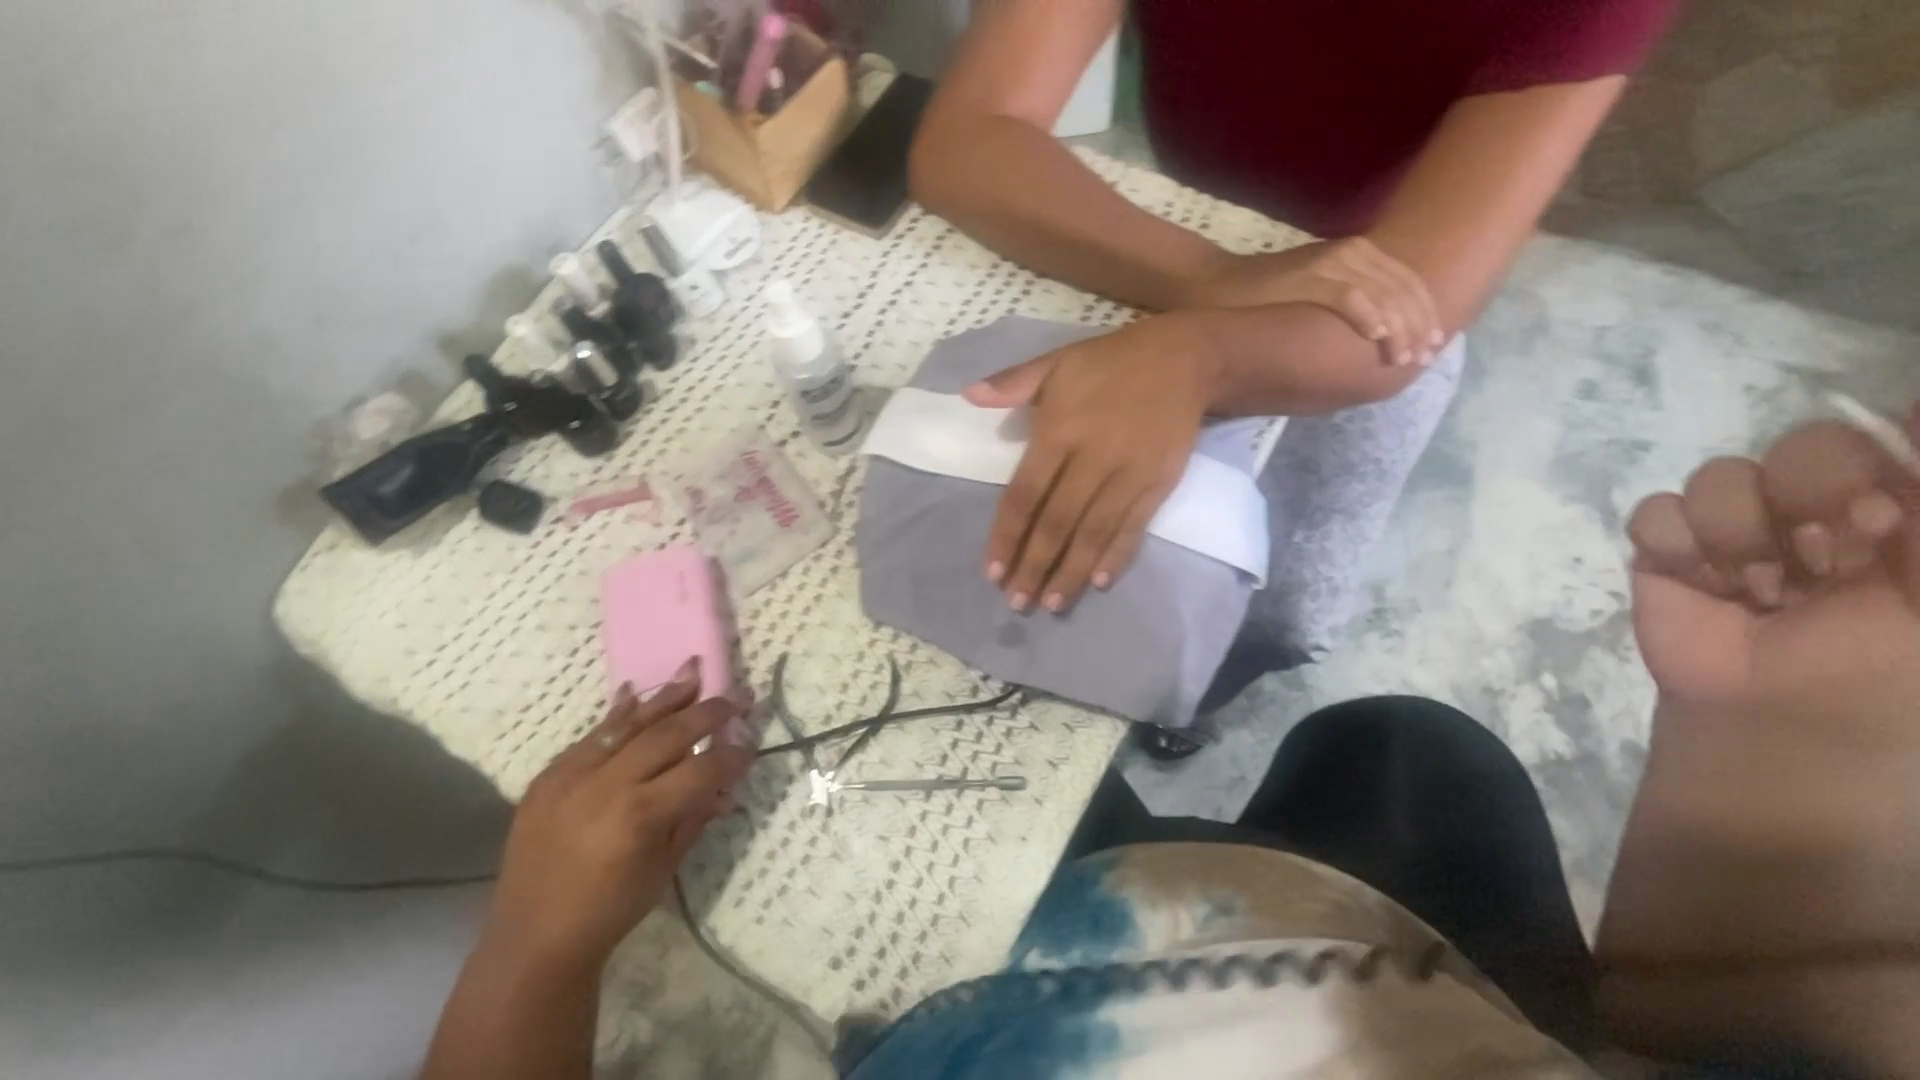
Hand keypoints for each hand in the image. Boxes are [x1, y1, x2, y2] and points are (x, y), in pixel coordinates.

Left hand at [484, 659, 754, 968]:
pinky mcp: (549, 775)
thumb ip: (694, 818)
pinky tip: (635, 693)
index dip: (731, 756)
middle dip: (706, 713)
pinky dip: (617, 715)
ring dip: (664, 699)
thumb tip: (725, 788)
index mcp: (640, 815)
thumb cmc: (609, 910)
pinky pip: (591, 736)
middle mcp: (606, 785)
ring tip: (692, 672)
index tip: (751, 744)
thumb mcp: (663, 867)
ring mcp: (572, 775)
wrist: (533, 936)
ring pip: (627, 724)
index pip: (700, 771)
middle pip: (667, 735)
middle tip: (734, 698)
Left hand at [965, 313, 1218, 612]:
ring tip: (1053, 604)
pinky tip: (1101, 582)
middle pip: (1057, 523)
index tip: (993, 570)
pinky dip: (1117, 555)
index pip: (1025, 495)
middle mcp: (1091, 460)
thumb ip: (1013, 384)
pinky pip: (1134, 526)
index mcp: (1059, 433)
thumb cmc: (1111, 362)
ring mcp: (1128, 475)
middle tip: (1018, 603)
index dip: (1007, 536)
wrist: (1186, 358)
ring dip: (1072, 572)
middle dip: (1035, 566)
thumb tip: (968, 396)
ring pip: (1094, 532)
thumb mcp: (1057, 362)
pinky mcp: (1158, 483)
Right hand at [1194, 239, 1444, 367]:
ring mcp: (1327, 264)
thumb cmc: (1258, 298)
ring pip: (1382, 294)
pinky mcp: (1306, 278)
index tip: (1435, 344)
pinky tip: (1378, 339)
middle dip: (1419, 325)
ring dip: (1400, 328)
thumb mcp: (1311, 292)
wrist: (1211, 285)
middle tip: (1424, 358)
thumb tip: (1376, 334)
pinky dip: (1368, 318)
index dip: (1426, 314)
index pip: (1406, 281)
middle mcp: (1348, 253)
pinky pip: (1349, 297)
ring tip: (1405, 357)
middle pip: (1401, 289)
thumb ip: (1343, 303)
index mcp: (1355, 254)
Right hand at [1627, 407, 1919, 721]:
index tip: (1886, 513)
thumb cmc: (1895, 669)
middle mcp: (1813, 506)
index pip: (1886, 432)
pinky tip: (1705, 586)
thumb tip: (1912, 409)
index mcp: (1892, 504)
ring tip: (1762, 591)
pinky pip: (1656, 512)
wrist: (1790, 725)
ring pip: (1723, 474)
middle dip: (1816, 497)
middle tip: (1829, 560)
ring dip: (1744, 538)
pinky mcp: (1665, 552)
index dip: (1884, 454)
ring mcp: (1734, 528)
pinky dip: (1678, 548)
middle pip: (1803, 442)